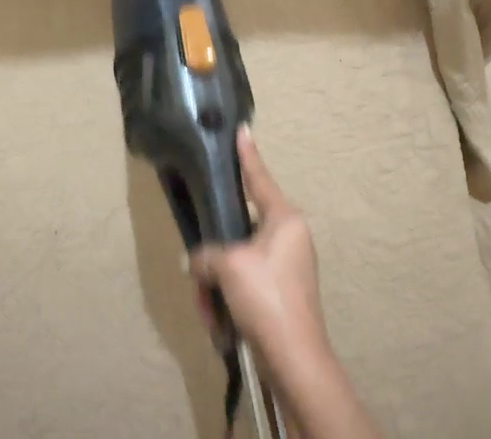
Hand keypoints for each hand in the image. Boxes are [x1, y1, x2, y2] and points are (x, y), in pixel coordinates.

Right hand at [188, 127, 329, 372]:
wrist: (294, 359)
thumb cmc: (266, 297)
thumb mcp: (228, 267)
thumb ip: (206, 255)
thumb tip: (195, 263)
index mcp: (285, 219)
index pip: (259, 179)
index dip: (248, 155)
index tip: (243, 130)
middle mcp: (290, 237)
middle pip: (240, 229)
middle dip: (214, 254)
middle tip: (200, 272)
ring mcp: (287, 266)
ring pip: (237, 261)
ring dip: (217, 282)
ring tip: (209, 305)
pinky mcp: (280, 292)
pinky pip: (244, 283)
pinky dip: (227, 297)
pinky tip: (218, 319)